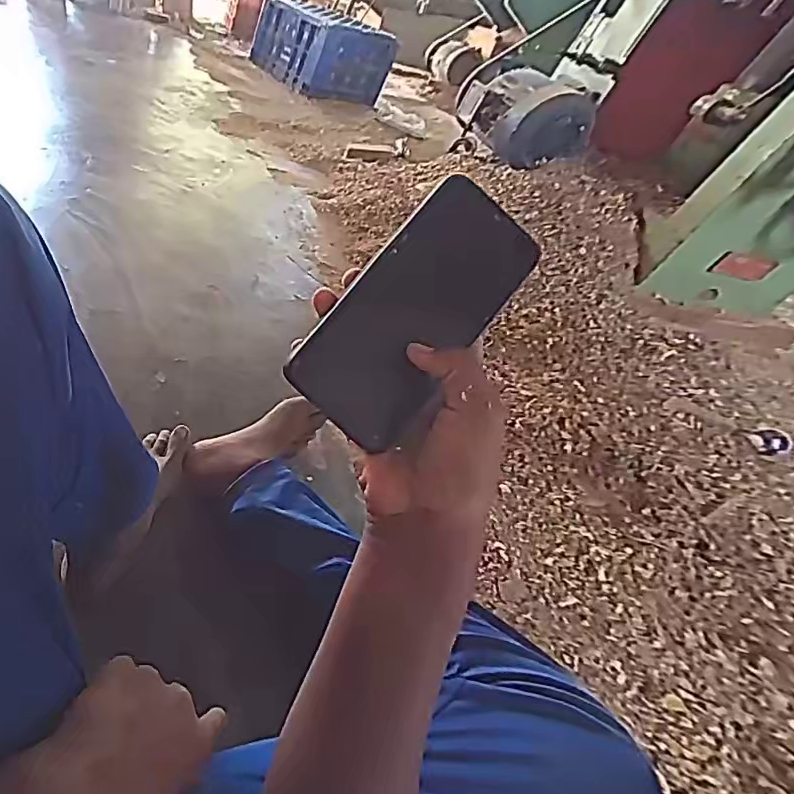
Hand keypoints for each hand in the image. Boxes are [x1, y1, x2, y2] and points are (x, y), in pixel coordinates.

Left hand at [29, 656, 226, 793]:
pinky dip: (108, 682)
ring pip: (144, 679)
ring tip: (108, 717)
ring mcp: (151, 682)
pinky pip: (119, 669)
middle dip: (155, 709)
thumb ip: (175, 770)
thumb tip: (164, 762)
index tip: (175, 731)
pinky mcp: (120, 669)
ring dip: (131, 694)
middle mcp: (182, 704)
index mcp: (199, 744)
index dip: (190, 724)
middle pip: (174, 696)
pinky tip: (95, 702)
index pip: (212, 721)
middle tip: (130, 732)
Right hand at [311, 270, 506, 524]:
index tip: (406, 277)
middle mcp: (422, 384)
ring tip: (328, 303)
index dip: (427, 305)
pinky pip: (341, 386)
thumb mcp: (478, 410)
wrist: (421, 516)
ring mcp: (388, 400)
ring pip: (365, 355)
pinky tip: (316, 343)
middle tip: (356, 283)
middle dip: (376, 309)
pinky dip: (328, 365)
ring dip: (346, 330)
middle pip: (396, 337)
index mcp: (459, 379)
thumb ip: (458, 368)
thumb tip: (417, 343)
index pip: (445, 331)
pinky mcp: (358, 416)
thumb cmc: (463, 468)